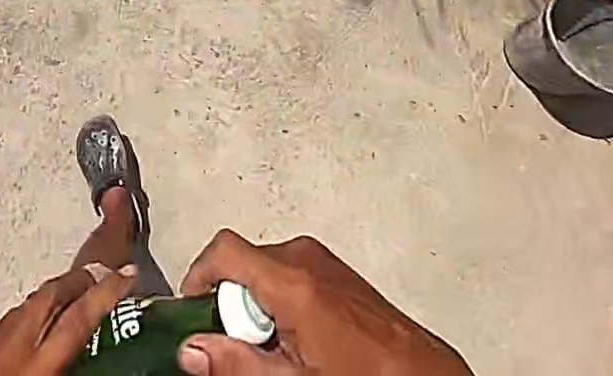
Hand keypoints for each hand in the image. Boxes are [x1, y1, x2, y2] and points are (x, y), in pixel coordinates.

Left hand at [0, 263, 137, 375]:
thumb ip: (73, 368)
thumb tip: (96, 354)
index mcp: (34, 369)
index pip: (78, 318)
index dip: (106, 293)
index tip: (128, 274)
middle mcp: (9, 349)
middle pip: (50, 295)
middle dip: (80, 279)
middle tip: (105, 274)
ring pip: (27, 303)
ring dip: (55, 295)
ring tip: (77, 295)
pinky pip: (8, 321)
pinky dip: (30, 314)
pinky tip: (39, 323)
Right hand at [176, 231, 472, 375]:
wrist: (421, 375)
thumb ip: (237, 364)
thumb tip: (193, 350)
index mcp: (291, 281)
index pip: (224, 250)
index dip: (199, 275)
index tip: (192, 308)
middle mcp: (303, 256)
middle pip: (241, 263)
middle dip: (232, 305)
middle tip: (248, 350)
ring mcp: (319, 257)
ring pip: (263, 269)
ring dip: (257, 305)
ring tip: (281, 351)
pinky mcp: (331, 265)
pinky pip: (286, 271)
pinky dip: (279, 299)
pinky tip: (299, 339)